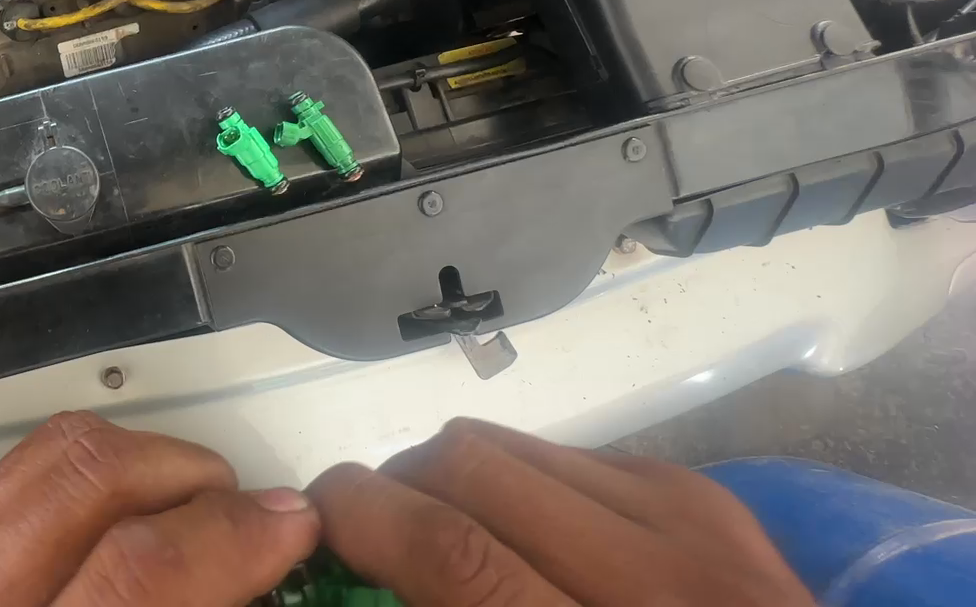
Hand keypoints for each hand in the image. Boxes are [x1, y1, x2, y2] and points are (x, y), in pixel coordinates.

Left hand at [0, 411, 320, 606]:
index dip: (231, 535)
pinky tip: (131, 491)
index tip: (289, 526)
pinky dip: (97, 458)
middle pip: (97, 480)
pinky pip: (33, 455)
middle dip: (194, 476)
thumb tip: (259, 577)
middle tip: (243, 509)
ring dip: (148, 455)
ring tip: (192, 493)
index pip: (140, 570)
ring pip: (63, 449)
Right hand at [308, 417, 815, 605]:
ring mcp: (698, 529)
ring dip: (451, 478)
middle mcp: (666, 584)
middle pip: (466, 462)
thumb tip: (354, 560)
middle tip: (381, 529)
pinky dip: (517, 482)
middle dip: (395, 484)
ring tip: (459, 529)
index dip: (360, 514)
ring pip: (502, 440)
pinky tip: (539, 537)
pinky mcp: (707, 497)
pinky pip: (559, 450)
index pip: (453, 549)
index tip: (317, 517)